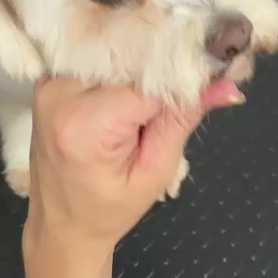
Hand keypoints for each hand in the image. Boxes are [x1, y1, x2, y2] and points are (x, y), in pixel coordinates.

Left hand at [22, 78, 242, 270]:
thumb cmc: (109, 209)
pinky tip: (137, 89)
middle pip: (131, 59)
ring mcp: (51, 83)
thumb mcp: (156, 171)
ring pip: (117, 53)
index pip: (149, 81)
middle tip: (197, 83)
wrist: (61, 224)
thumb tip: (226, 82)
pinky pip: (99, 59)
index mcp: (85, 124)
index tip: (215, 78)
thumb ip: (183, 119)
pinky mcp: (51, 80)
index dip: (184, 78)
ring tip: (157, 100)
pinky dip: (124, 69)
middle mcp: (61, 93)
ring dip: (144, 68)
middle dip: (166, 68)